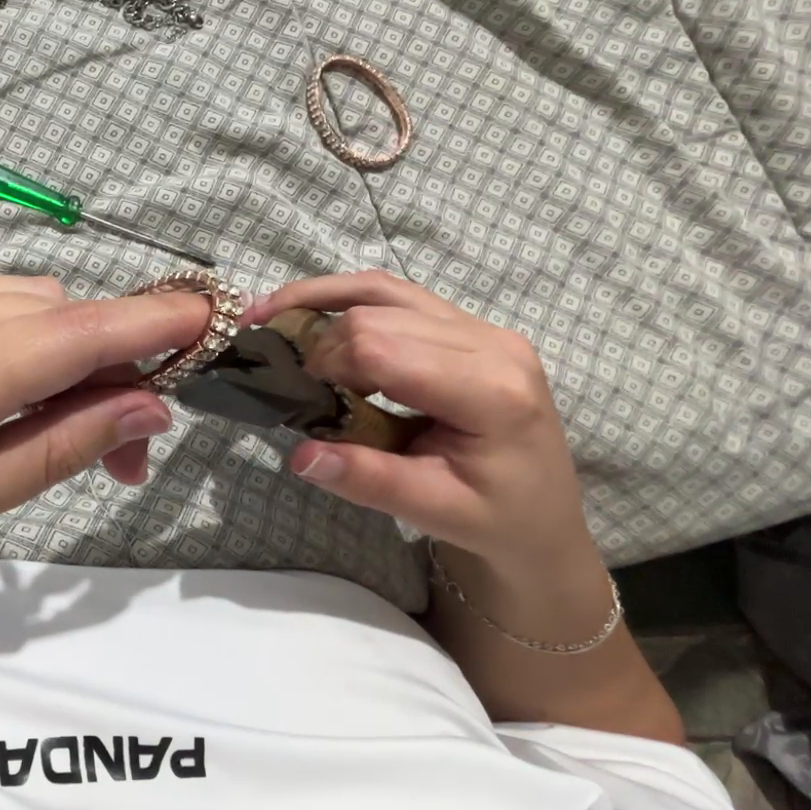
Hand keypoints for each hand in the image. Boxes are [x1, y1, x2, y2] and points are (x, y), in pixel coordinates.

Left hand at [0, 276, 214, 589]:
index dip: (148, 322)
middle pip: (58, 312)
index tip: (214, 318)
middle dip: (117, 360)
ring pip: (28, 299)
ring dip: (74, 348)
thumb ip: (52, 452)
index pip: (69, 334)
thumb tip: (145, 407)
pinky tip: (24, 388)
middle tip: (134, 445)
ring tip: (79, 425)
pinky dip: (31, 334)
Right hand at [254, 270, 595, 571]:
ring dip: (320, 300)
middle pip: (375, 314)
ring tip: (268, 315)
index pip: (384, 349)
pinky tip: (309, 307)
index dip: (328, 364)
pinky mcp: (467, 324)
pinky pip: (395, 293)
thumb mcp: (434, 511)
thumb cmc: (494, 519)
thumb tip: (301, 456)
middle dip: (320, 341)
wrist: (542, 519)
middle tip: (295, 382)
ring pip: (380, 289)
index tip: (305, 400)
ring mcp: (482, 327)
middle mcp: (492, 343)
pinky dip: (344, 296)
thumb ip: (369, 480)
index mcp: (491, 391)